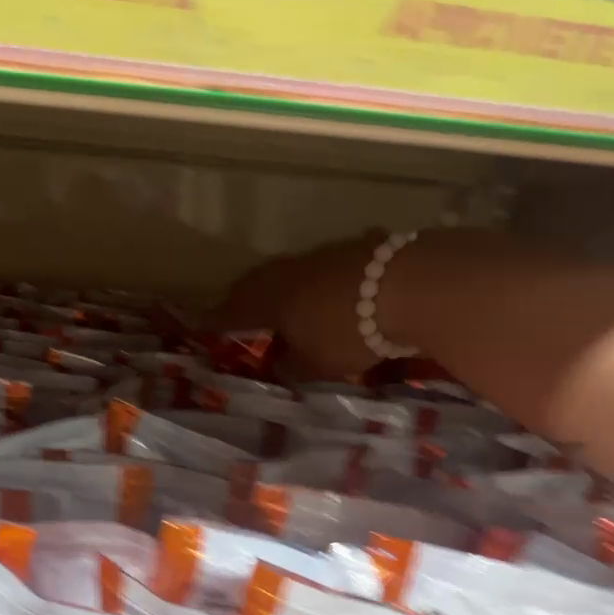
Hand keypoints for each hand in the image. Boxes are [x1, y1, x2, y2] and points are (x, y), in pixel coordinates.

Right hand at [217, 233, 388, 382]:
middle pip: (259, 283)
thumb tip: (279, 365)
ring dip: (286, 288)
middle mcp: (290, 272)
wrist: (412, 285)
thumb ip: (292, 366)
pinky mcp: (360, 248)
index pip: (233, 311)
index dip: (217, 321)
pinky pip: (329, 268)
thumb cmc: (349, 331)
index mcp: (270, 299)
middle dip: (246, 298)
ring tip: (285, 306)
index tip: (201, 325)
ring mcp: (326, 255)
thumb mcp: (316, 364)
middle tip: (239, 312)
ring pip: (294, 272)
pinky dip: (322, 283)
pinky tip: (332, 292)